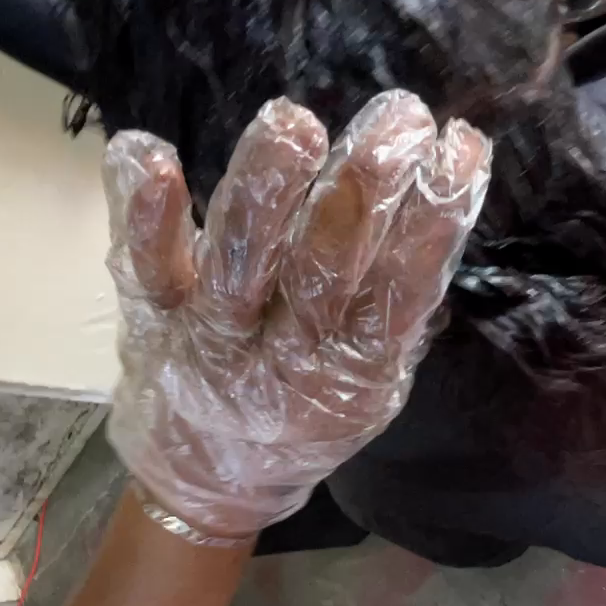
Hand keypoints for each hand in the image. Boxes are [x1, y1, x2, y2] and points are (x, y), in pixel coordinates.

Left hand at [103, 91, 491, 538]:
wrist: (207, 484)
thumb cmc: (299, 425)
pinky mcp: (153, 320)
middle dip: (360, 195)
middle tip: (397, 120)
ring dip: (265, 193)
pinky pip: (148, 268)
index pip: (400, 295)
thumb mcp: (367, 394)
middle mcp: (285, 359)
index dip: (433, 225)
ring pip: (241, 267)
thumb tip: (437, 230)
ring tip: (296, 127)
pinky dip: (147, 215)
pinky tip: (150, 153)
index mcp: (351, 375)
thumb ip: (398, 327)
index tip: (458, 149)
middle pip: (322, 274)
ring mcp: (215, 340)